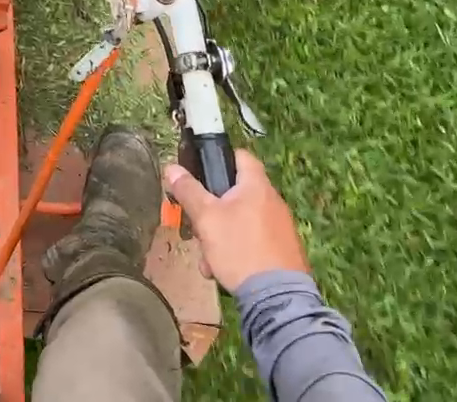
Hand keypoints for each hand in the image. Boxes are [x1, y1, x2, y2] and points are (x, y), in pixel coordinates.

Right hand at [165, 149, 309, 291]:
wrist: (278, 301)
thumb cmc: (240, 248)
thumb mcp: (206, 218)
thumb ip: (188, 191)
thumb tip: (172, 168)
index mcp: (256, 186)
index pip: (240, 155)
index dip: (220, 157)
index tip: (201, 169)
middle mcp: (273, 202)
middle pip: (236, 192)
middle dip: (212, 208)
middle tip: (198, 223)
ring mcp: (281, 228)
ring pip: (241, 220)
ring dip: (220, 233)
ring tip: (208, 256)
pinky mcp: (284, 252)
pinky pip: (253, 241)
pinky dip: (237, 250)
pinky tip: (223, 270)